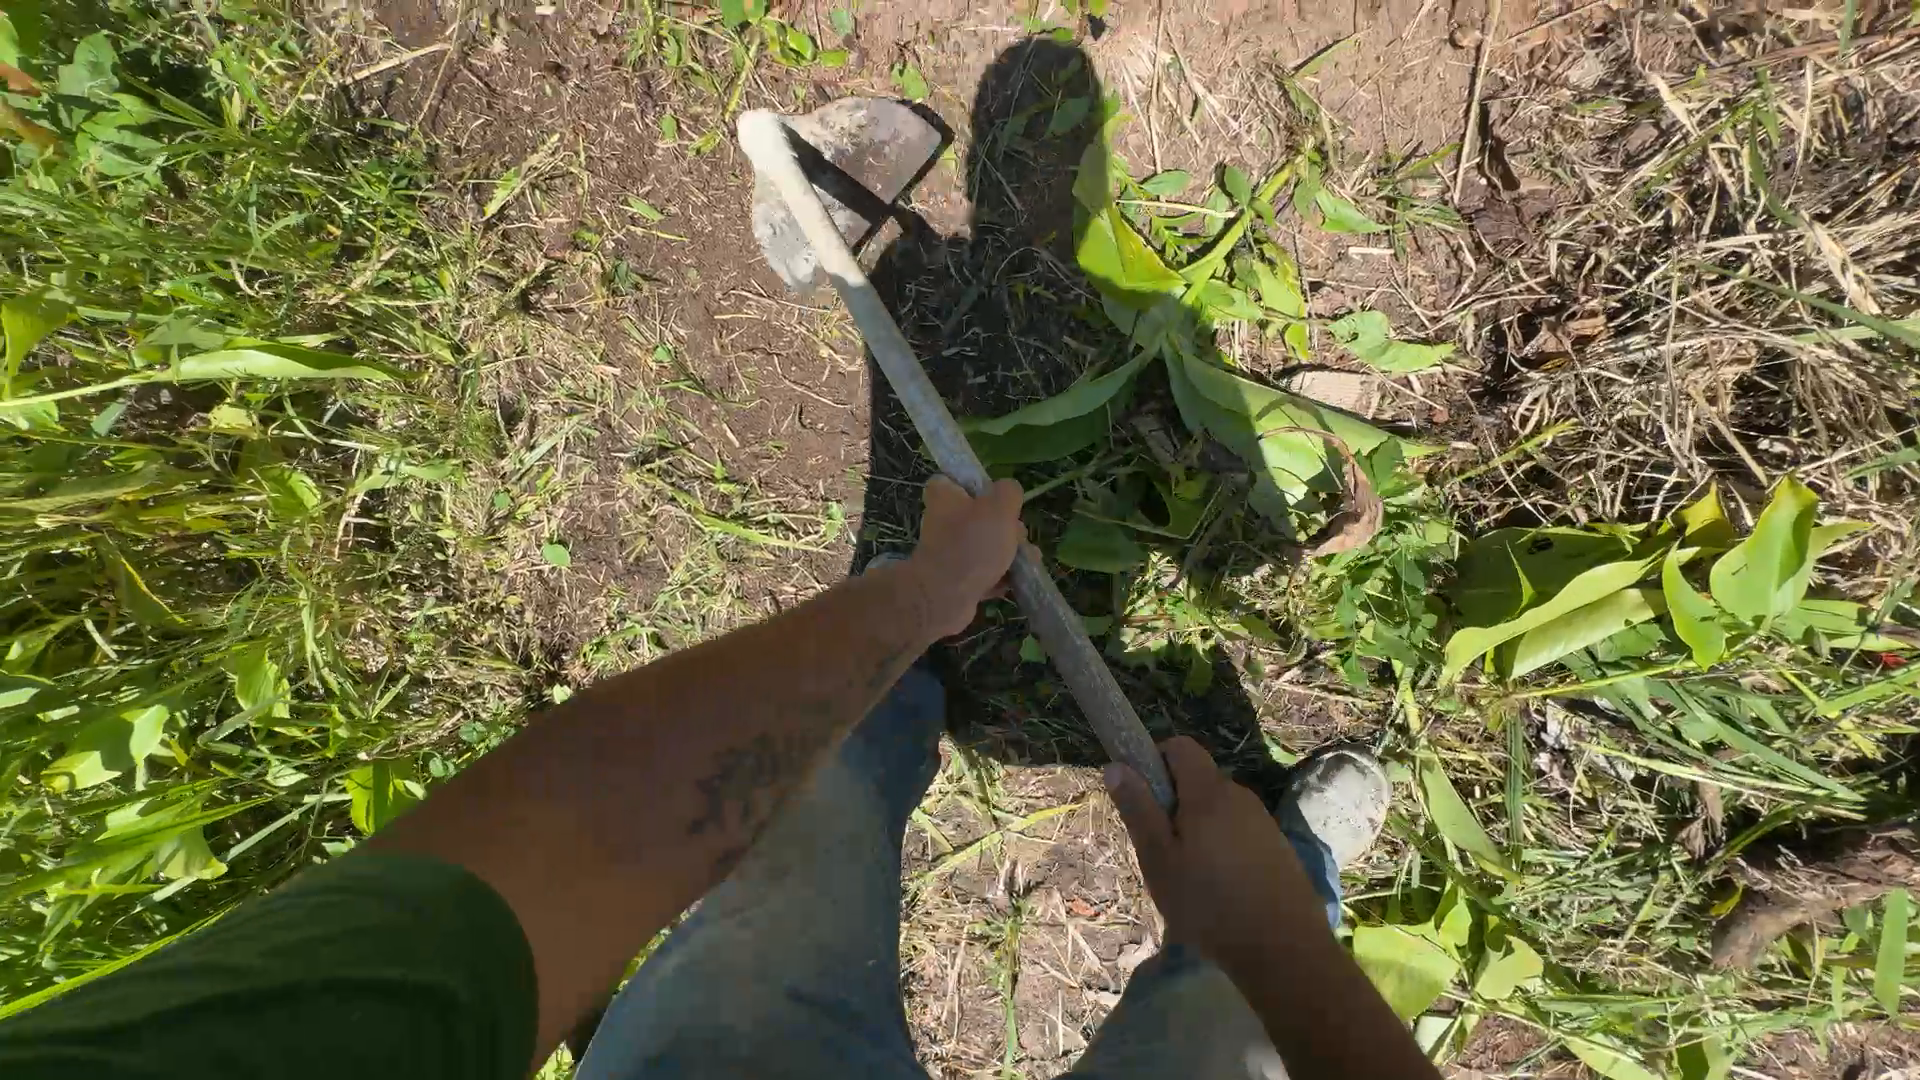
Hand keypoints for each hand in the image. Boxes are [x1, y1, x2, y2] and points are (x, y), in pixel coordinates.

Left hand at [905, 474, 1025, 636]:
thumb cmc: (972, 544)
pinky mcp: (954, 579)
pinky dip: (999, 576)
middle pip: (980, 516)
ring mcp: (947, 552)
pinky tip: (1014, 580)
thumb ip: (1008, 492)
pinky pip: (982, 571)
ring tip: (1027, 561)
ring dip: (1009, 553)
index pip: (955, 480)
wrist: (945, 597)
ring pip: (985, 545)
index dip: (980, 488)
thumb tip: (1008, 491)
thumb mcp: (999, 507)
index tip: (998, 500)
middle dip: (1008, 527)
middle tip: (1018, 536)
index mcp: (944, 496)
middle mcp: (941, 521)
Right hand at [1104, 737, 1326, 971]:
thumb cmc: (1209, 904)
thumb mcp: (1159, 859)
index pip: (1181, 746)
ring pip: (1219, 809)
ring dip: (1199, 828)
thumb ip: (1138, 808)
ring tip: (1190, 876)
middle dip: (1175, 802)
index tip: (1144, 797)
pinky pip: (1240, 832)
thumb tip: (1115, 765)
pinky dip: (1224, 847)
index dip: (1156, 760)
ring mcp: (1265, 823)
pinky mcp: (1280, 850)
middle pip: (1199, 780)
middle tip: (1162, 848)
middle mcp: (1240, 796)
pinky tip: (1222, 889)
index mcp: (1208, 792)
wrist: (1286, 955)